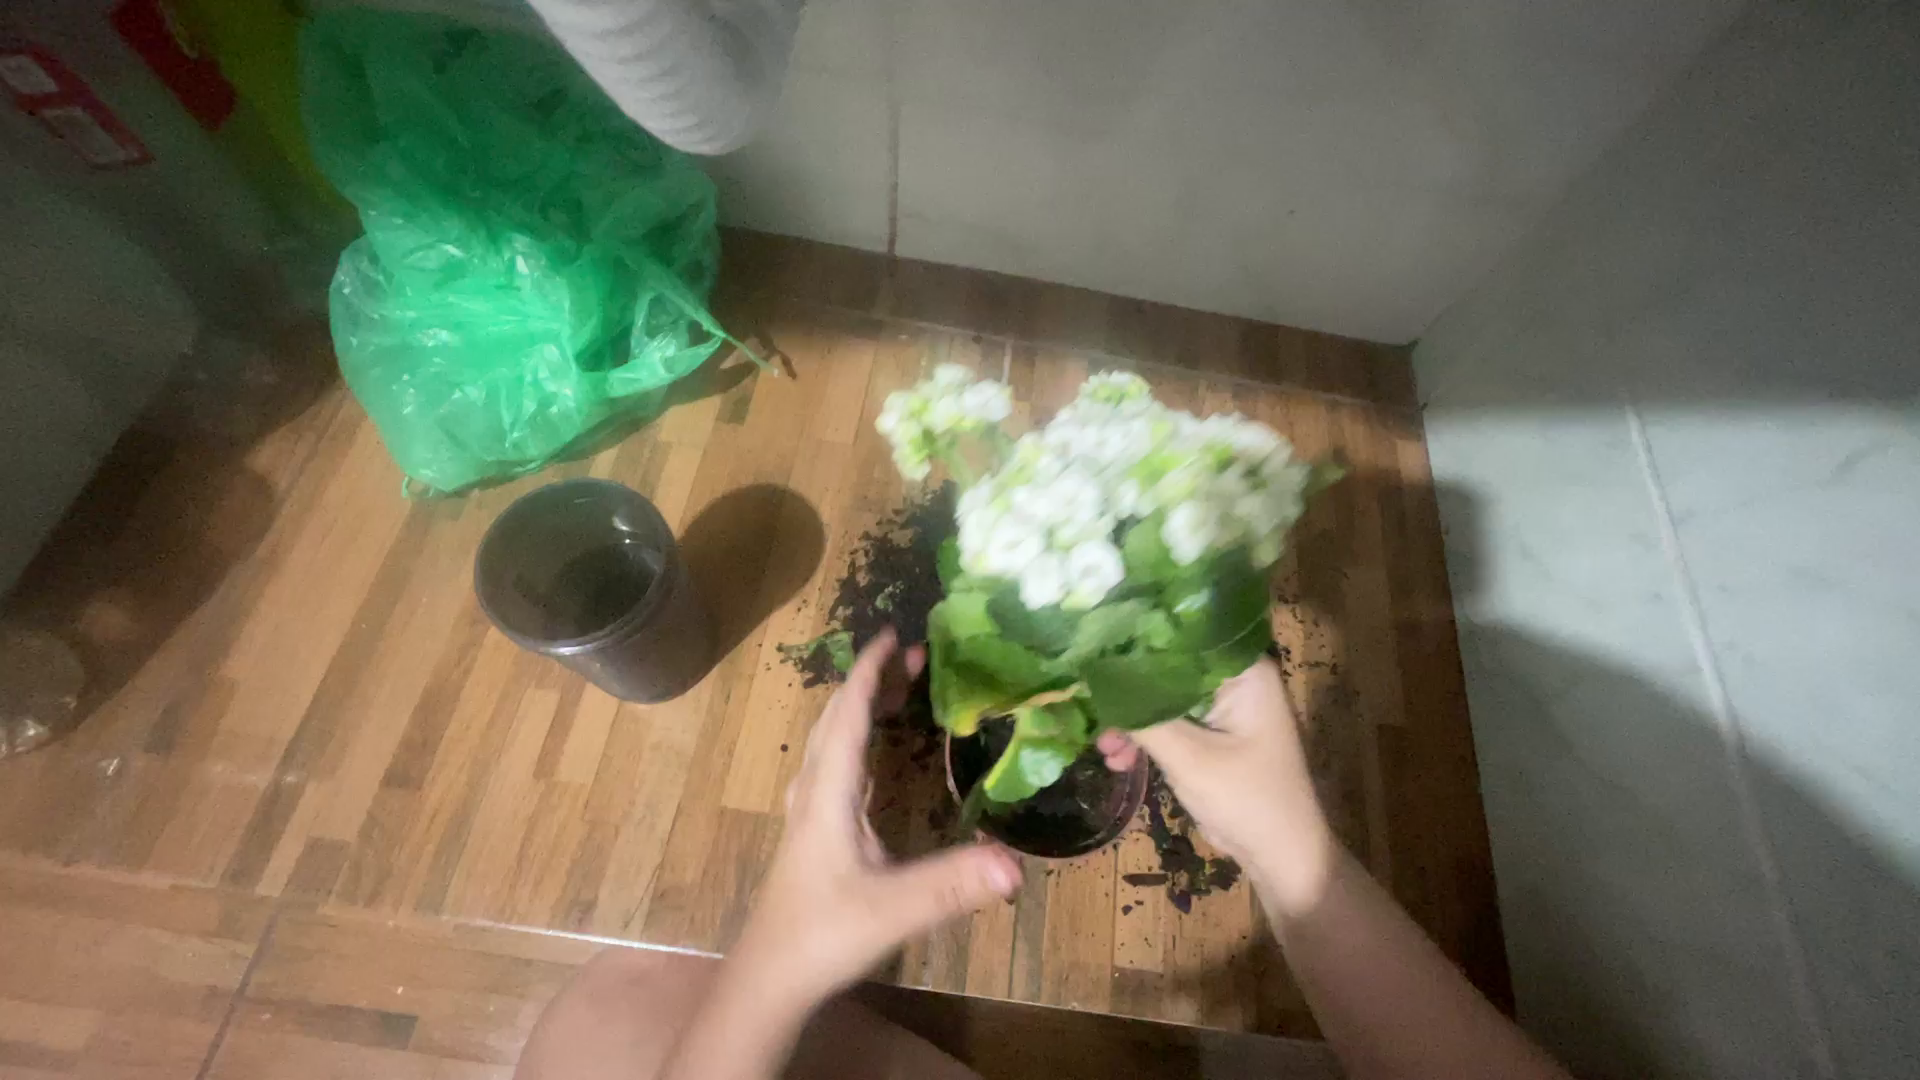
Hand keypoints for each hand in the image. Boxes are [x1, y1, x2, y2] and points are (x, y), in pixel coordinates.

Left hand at [732, 630, 1023, 1006]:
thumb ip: (950, 886)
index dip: (869, 672)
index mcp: (828, 792)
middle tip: (915, 657)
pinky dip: (856, 734)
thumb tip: (1015, 865)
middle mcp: (815, 789)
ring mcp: (809, 808)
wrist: (770, 978)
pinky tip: (872, 746)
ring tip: (900, 688)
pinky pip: (834, 761)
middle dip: (874, 680)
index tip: (892, 635)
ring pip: (832, 737)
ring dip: (863, 704)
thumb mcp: (891, 910)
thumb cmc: (822, 935)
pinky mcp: (814, 827)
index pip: (848, 715)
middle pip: (838, 717)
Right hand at [1097, 656, 1334, 915]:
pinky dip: (1143, 737)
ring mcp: (1220, 705)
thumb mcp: (1189, 758)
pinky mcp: (1209, 730)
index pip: (1179, 634)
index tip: (1091, 651)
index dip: (1134, 641)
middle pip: (1164, 667)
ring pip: (1159, 696)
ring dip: (1130, 721)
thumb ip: (1142, 715)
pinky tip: (1118, 760)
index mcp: (1241, 669)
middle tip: (1090, 711)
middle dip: (1126, 692)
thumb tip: (1093, 677)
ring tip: (1105, 749)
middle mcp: (1231, 677)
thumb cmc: (1247, 800)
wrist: (1282, 858)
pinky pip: (1166, 720)